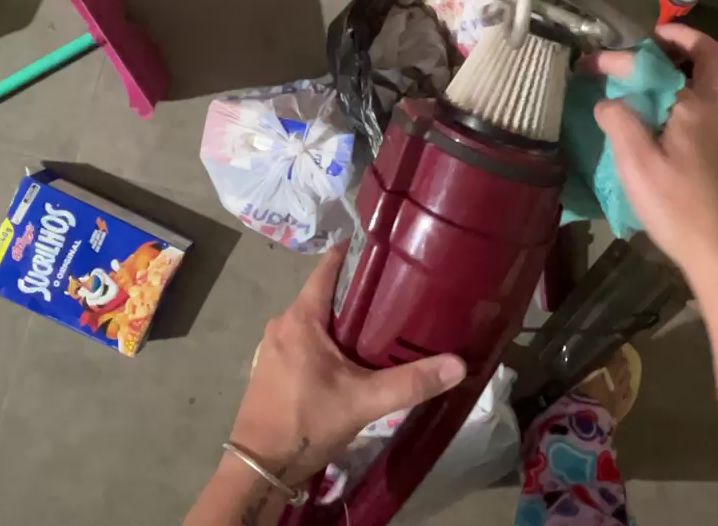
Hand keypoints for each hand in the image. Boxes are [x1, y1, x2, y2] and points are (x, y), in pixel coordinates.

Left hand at [226, 242, 467, 481]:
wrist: (259, 469)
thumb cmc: (306, 423)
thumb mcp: (364, 402)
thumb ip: (410, 382)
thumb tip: (458, 364)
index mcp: (302, 316)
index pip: (329, 266)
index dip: (357, 252)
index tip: (387, 248)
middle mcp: (284, 322)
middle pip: (325, 291)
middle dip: (358, 288)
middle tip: (397, 288)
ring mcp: (275, 345)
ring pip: (316, 316)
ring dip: (343, 315)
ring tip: (382, 319)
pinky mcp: (273, 366)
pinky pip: (306, 337)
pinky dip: (329, 336)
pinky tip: (352, 353)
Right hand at [594, 24, 717, 282]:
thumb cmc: (680, 208)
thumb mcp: (637, 165)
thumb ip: (620, 123)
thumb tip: (609, 101)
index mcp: (696, 107)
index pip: (658, 64)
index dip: (621, 58)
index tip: (592, 64)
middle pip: (709, 58)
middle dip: (681, 41)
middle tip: (650, 41)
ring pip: (710, 84)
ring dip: (682, 69)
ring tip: (645, 78)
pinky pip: (706, 108)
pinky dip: (683, 96)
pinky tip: (660, 119)